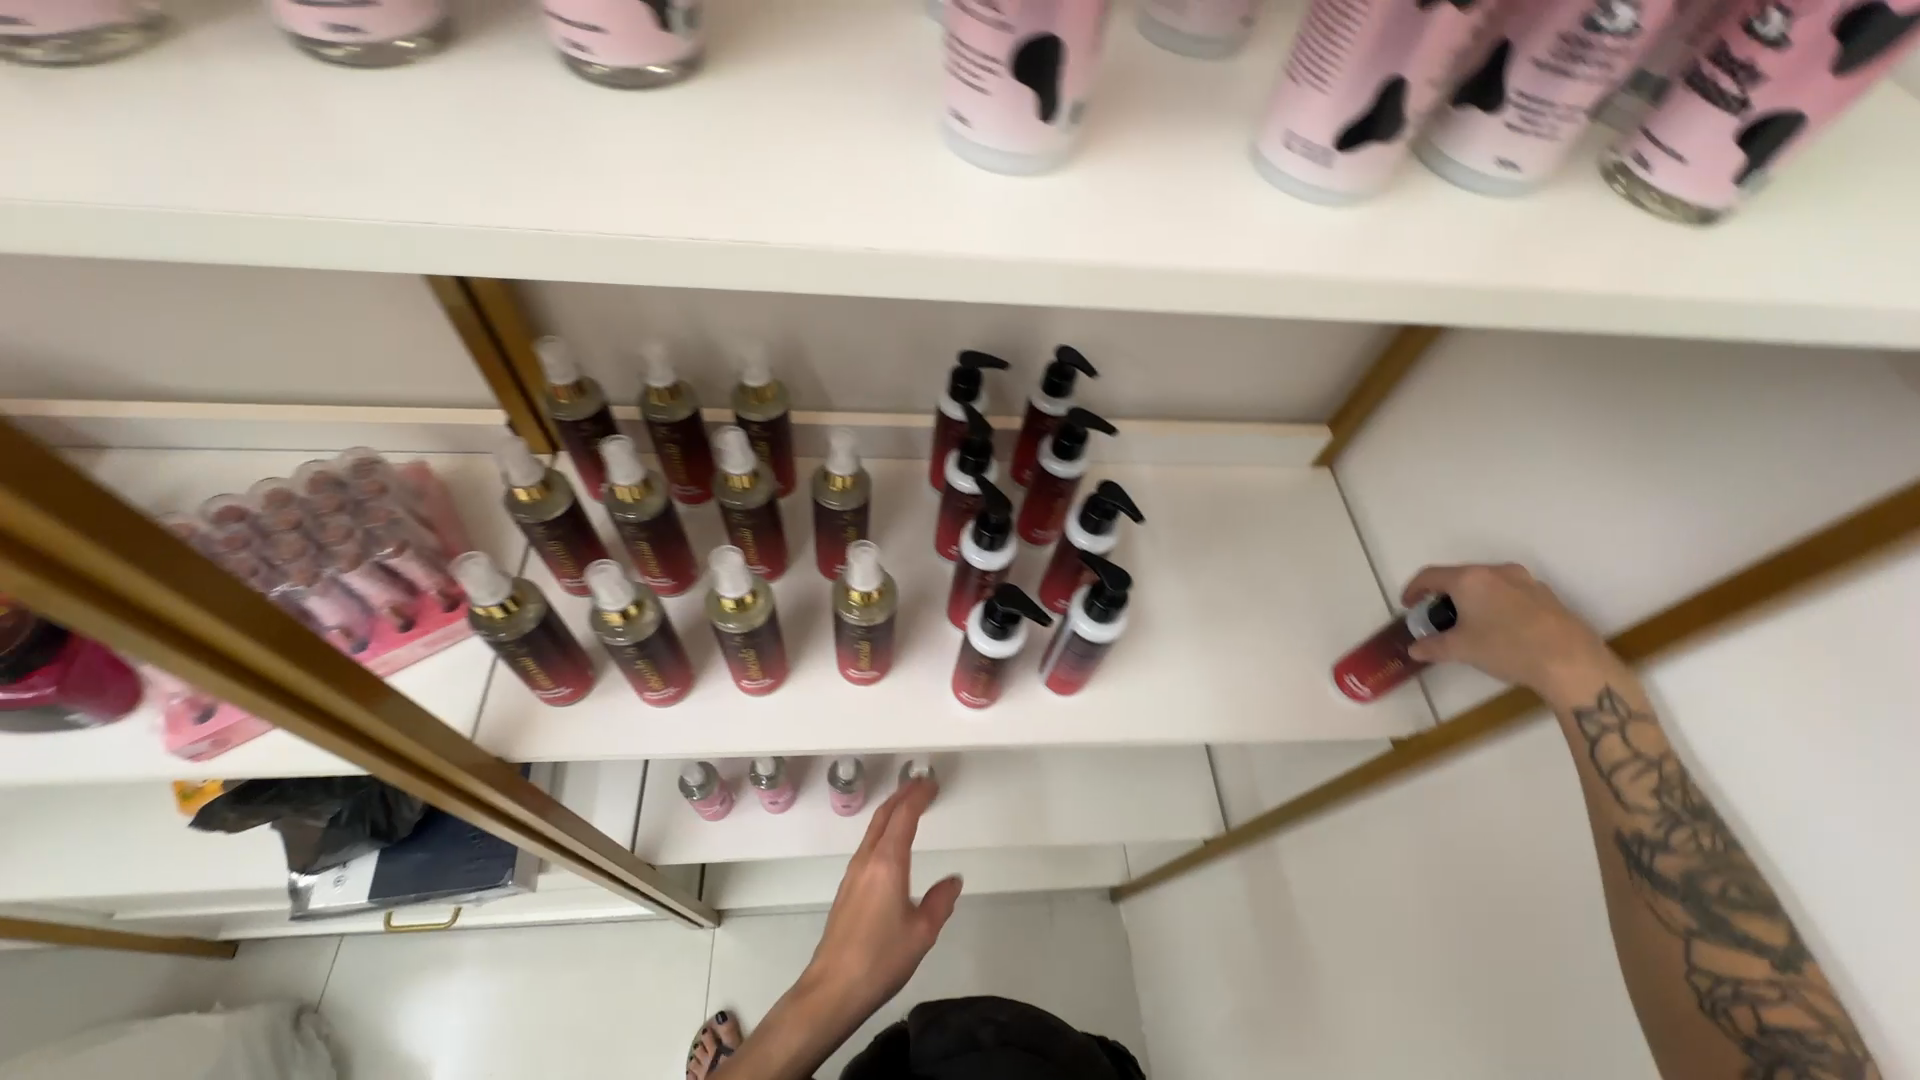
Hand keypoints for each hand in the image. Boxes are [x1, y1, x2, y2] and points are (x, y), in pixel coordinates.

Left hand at [800, 777, 962, 1025]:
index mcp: (887, 864)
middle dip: (902, 796)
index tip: (931, 783)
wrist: (833, 989)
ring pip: (873, 830)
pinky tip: (891, 844)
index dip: (917, 796)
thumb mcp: (922, 932)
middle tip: (921, 784)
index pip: (903, 817)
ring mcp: (853, 875)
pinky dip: (883, 832)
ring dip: (891, 812)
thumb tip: (952, 881)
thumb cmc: (881, 959)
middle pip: (883, 816)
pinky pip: (868, 846)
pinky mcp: (847, 890)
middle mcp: (866, 861)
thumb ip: (940, 902)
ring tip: (909, 807)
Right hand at [1400, 563, 1615, 706]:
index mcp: (1470, 579)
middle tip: (1438, 616)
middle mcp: (1497, 572)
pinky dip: (1496, 604)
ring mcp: (1526, 581)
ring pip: (1487, 584)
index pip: (1430, 576)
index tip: (1408, 605)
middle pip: (1460, 577)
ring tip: (1469, 623)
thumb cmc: (1507, 648)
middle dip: (1444, 595)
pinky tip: (1500, 628)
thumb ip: (1433, 646)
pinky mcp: (1547, 596)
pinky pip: (1510, 593)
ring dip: (1472, 599)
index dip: (1414, 589)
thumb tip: (1415, 649)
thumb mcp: (1461, 650)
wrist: (1571, 661)